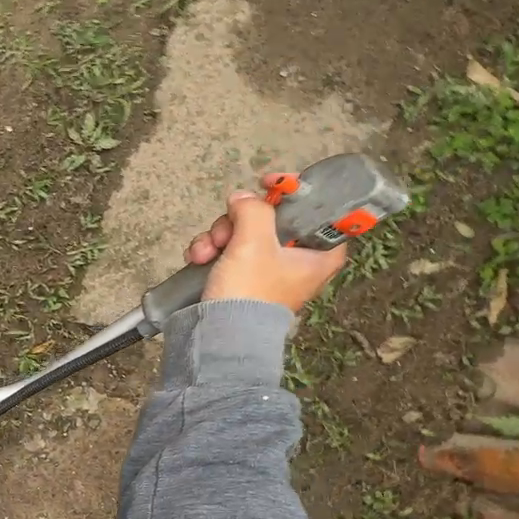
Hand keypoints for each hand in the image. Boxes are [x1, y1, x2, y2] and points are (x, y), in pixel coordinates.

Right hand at [185, 183, 347, 311]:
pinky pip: (226, 250)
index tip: (268, 184)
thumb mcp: (253, 243)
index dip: (292, 192)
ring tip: (204, 254)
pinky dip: (209, 251)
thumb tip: (242, 197)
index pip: (316, 208)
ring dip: (216, 237)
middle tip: (225, 235)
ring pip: (241, 233)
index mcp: (320, 251)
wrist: (220, 333)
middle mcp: (296, 258)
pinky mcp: (239, 277)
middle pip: (268, 219)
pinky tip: (198, 260)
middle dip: (237, 222)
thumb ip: (253, 211)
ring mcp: (266, 268)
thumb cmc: (248, 290)